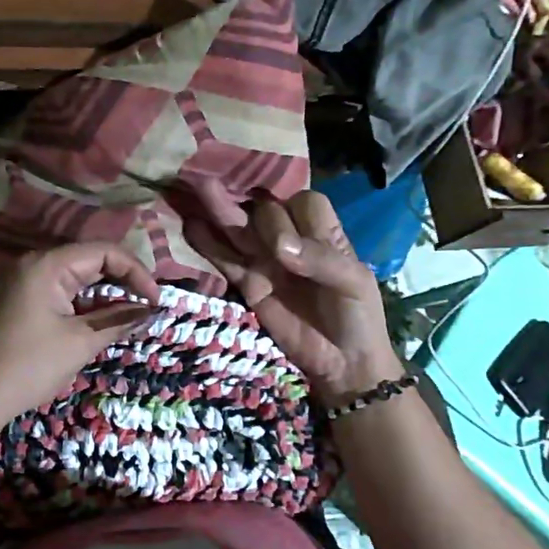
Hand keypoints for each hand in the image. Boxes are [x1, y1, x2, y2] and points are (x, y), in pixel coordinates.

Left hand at [0, 243, 161, 427]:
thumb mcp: (81, 342)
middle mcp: (38, 265)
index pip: (105, 251)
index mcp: (49, 265)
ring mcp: (30, 284)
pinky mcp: (28, 303)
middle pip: (93, 260)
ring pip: (81, 278)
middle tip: (150, 306)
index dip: (137, 272)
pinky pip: (67, 294)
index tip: (157, 300)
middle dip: (125, 281)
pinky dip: (90, 305)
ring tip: (135, 315)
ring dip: (109, 294)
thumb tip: (151, 309)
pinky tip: (108, 321)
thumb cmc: (30, 365)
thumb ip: (118, 319)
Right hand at [184, 191, 403, 407]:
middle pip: (265, 212)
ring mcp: (267, 262)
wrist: (343, 362)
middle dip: (244, 202)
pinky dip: (209, 245)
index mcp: (323, 233)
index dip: (292, 208)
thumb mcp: (353, 282)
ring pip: (241, 231)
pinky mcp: (249, 285)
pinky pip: (227, 261)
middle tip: (210, 186)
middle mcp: (291, 241)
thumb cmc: (358, 315)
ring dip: (219, 211)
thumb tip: (278, 246)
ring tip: (195, 188)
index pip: (304, 202)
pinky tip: (190, 225)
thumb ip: (320, 259)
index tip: (285, 222)